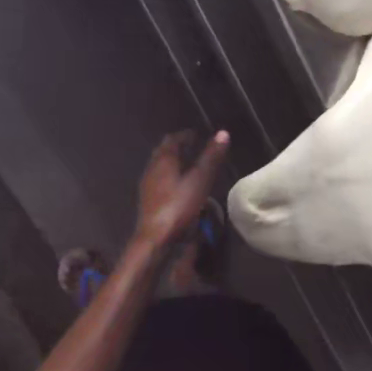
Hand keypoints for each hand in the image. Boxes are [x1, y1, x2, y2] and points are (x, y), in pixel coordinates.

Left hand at [135, 129, 230, 248]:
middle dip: (177, 147)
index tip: (197, 136)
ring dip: (172, 161)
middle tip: (192, 147)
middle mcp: (152, 168)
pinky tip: (178, 186)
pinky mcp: (148, 199)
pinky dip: (169, 175)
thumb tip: (223, 133)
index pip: (172, 140)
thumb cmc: (179, 205)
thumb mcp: (200, 180)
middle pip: (163, 151)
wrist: (155, 237)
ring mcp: (148, 184)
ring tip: (188, 165)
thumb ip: (211, 158)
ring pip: (159, 165)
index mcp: (164, 160)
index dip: (185, 136)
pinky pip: (158, 179)